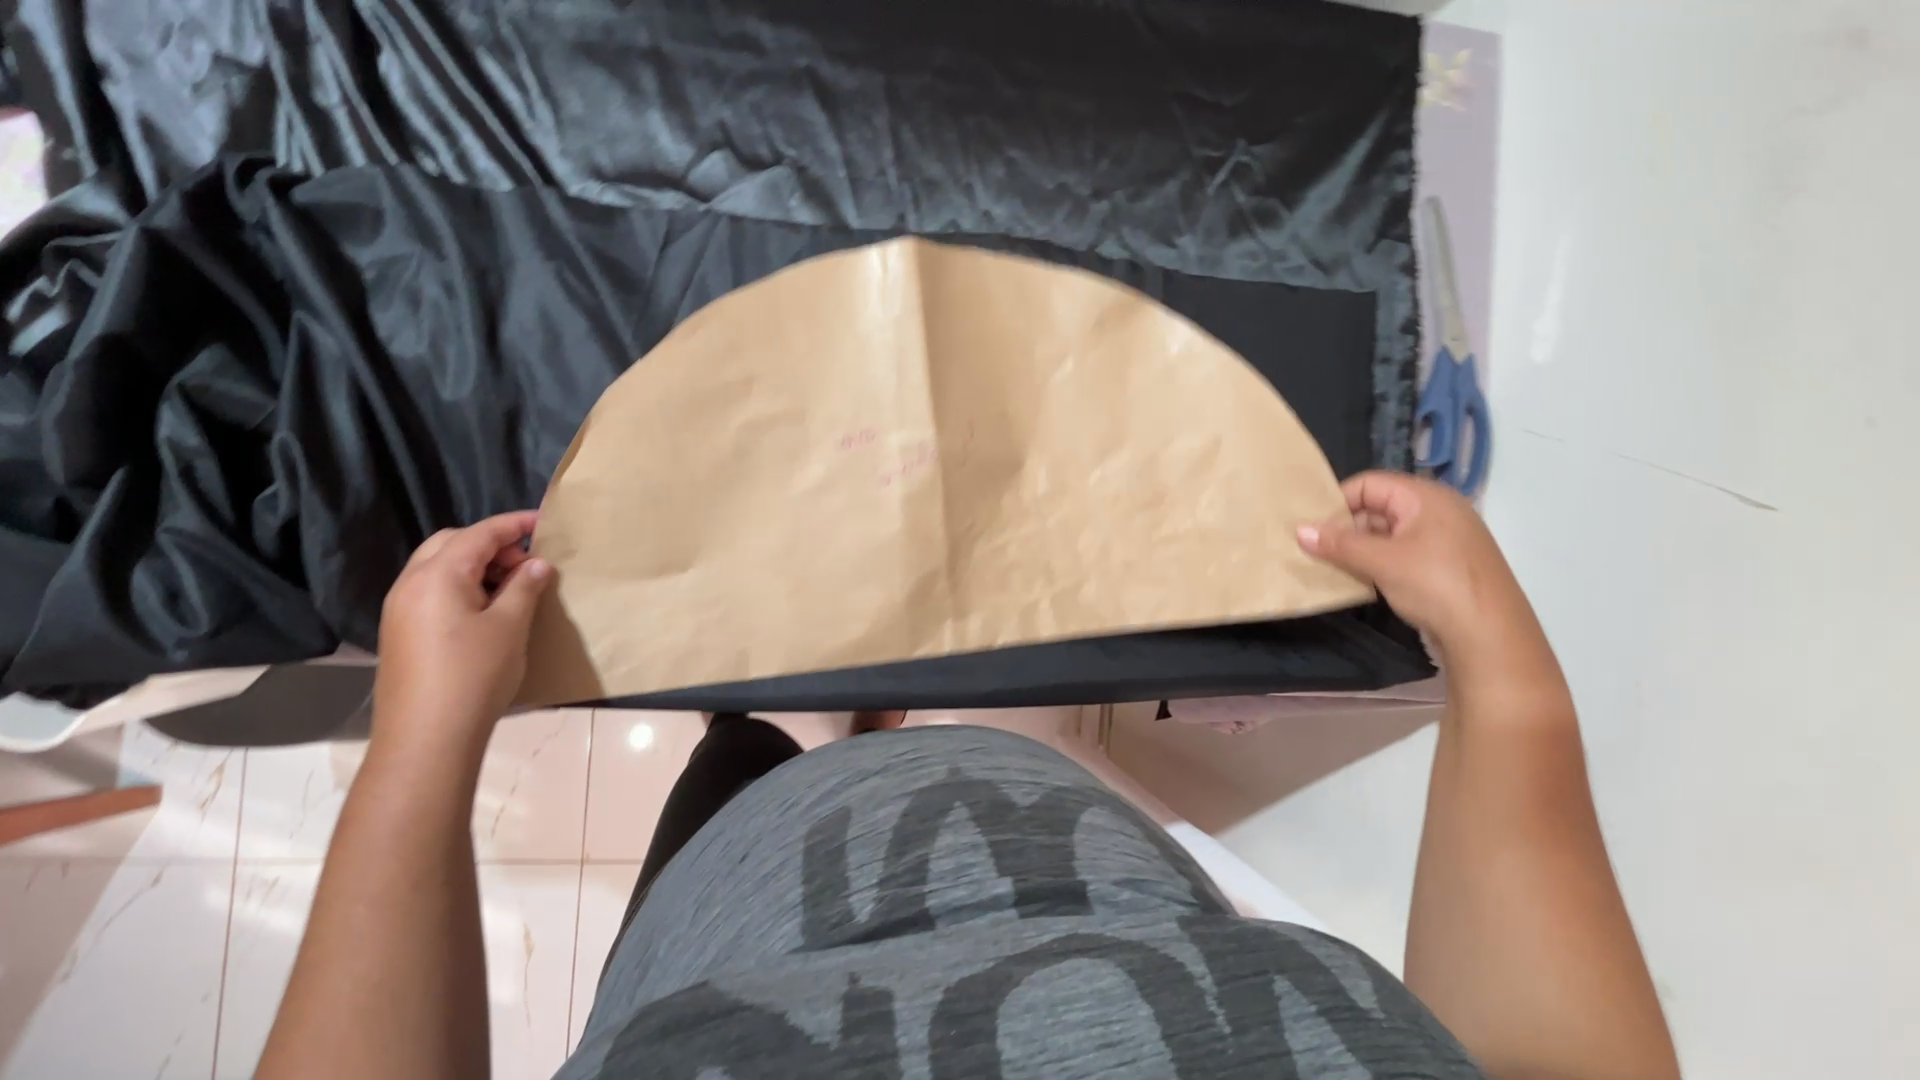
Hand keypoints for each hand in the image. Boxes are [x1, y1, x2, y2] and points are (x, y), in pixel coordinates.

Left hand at [372, 511, 552, 753]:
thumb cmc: (474, 675)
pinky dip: (461, 586)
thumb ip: (524, 588)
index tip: (544, 522)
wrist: (426, 736)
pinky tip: (486, 610)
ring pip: (438, 567)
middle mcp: (411, 583)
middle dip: (490, 544)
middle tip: (527, 563)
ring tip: (512, 587)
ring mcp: (400, 609)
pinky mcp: (401, 632)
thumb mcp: (510, 626)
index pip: (479, 533)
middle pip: (451, 543)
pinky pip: (432, 591)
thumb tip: (536, 564)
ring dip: (475, 566)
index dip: (514, 525)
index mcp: (438, 575)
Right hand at [1297, 471, 1527, 656]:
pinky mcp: (1445, 567)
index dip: (1337, 500)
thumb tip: (1300, 531)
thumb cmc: (1435, 585)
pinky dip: (1378, 563)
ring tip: (1329, 566)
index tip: (1310, 525)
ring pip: (1389, 534)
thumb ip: (1339, 544)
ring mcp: (1444, 540)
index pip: (1370, 484)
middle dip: (1345, 527)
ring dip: (1359, 549)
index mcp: (1426, 497)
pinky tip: (1359, 581)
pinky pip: (1402, 554)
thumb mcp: (1381, 561)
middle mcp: (1438, 511)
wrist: (1491, 636)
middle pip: (1379, 507)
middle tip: (1313, 548)